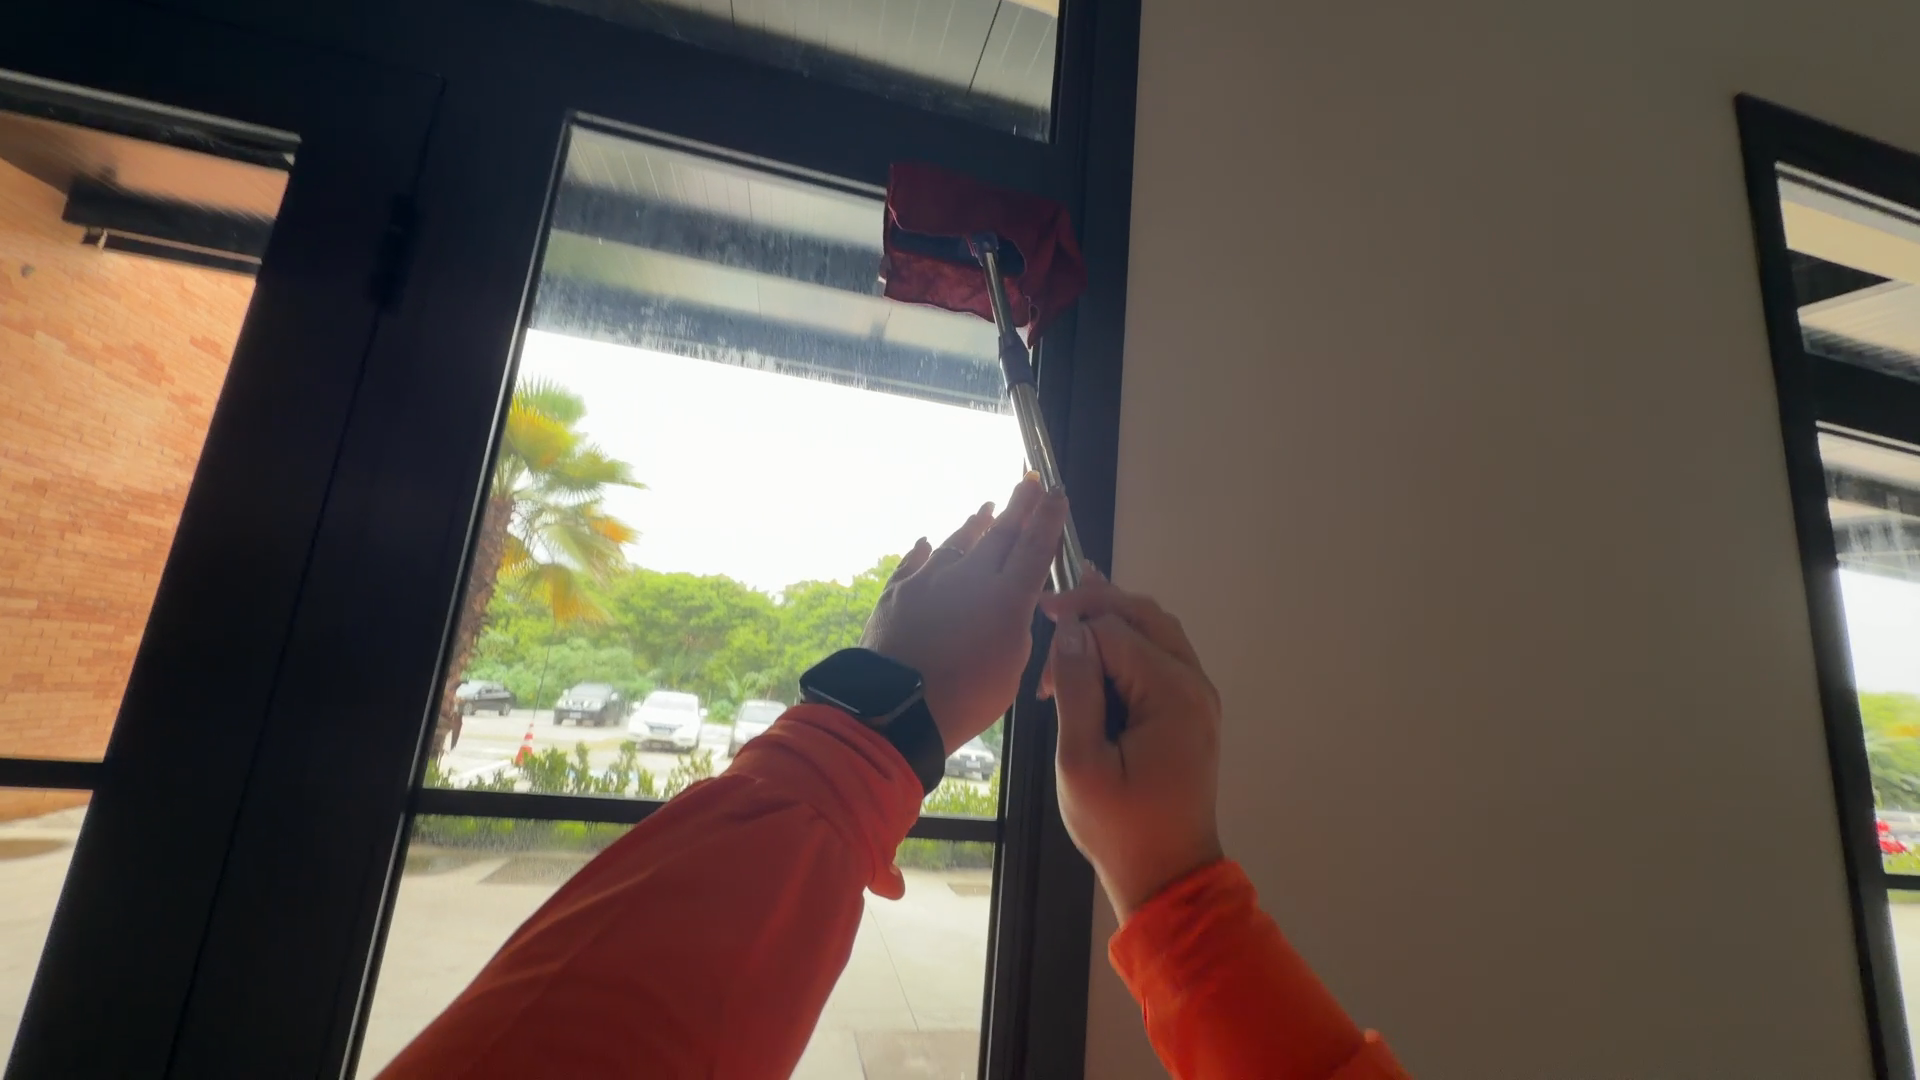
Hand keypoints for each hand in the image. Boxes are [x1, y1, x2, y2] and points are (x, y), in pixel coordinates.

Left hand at [862, 475, 1067, 752]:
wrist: (895, 708)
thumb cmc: (966, 698)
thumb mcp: (1011, 666)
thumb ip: (1015, 625)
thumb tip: (1012, 601)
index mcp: (1006, 597)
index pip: (1034, 547)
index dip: (1047, 518)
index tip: (1055, 492)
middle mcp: (970, 576)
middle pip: (999, 533)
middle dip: (1017, 505)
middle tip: (1027, 482)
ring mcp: (929, 579)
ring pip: (956, 542)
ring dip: (974, 525)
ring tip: (985, 509)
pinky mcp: (897, 590)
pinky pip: (914, 562)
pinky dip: (923, 551)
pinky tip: (925, 542)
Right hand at [1041, 570, 1223, 920]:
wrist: (1168, 873)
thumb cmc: (1119, 826)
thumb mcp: (1081, 762)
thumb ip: (1076, 690)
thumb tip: (1070, 630)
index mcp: (1172, 695)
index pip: (1112, 632)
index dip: (1070, 639)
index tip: (1039, 682)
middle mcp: (1194, 683)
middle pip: (1142, 614)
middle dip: (1093, 606)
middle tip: (1048, 611)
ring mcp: (1198, 693)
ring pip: (1155, 625)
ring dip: (1111, 618)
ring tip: (1068, 614)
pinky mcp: (1191, 705)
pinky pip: (1161, 650)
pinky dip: (1127, 636)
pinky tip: (1099, 635)